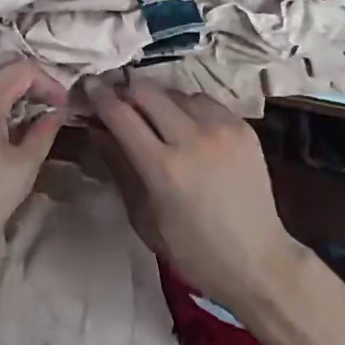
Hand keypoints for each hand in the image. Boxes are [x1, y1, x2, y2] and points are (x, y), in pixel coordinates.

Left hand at [0, 57, 67, 303]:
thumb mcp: (20, 171)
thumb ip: (44, 132)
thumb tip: (56, 112)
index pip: (25, 68)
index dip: (50, 83)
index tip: (64, 106)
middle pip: (1, 63)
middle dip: (29, 79)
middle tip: (48, 105)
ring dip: (7, 86)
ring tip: (27, 114)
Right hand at [86, 79, 304, 308]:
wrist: (256, 260)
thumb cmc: (192, 250)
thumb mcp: (144, 217)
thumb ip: (120, 166)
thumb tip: (97, 128)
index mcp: (163, 168)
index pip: (121, 115)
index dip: (100, 96)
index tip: (88, 84)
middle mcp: (192, 138)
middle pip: (147, 91)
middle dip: (127, 90)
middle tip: (118, 98)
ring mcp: (221, 127)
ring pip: (177, 92)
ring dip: (160, 100)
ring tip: (157, 118)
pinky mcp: (242, 125)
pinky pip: (205, 101)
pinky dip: (189, 108)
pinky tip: (189, 126)